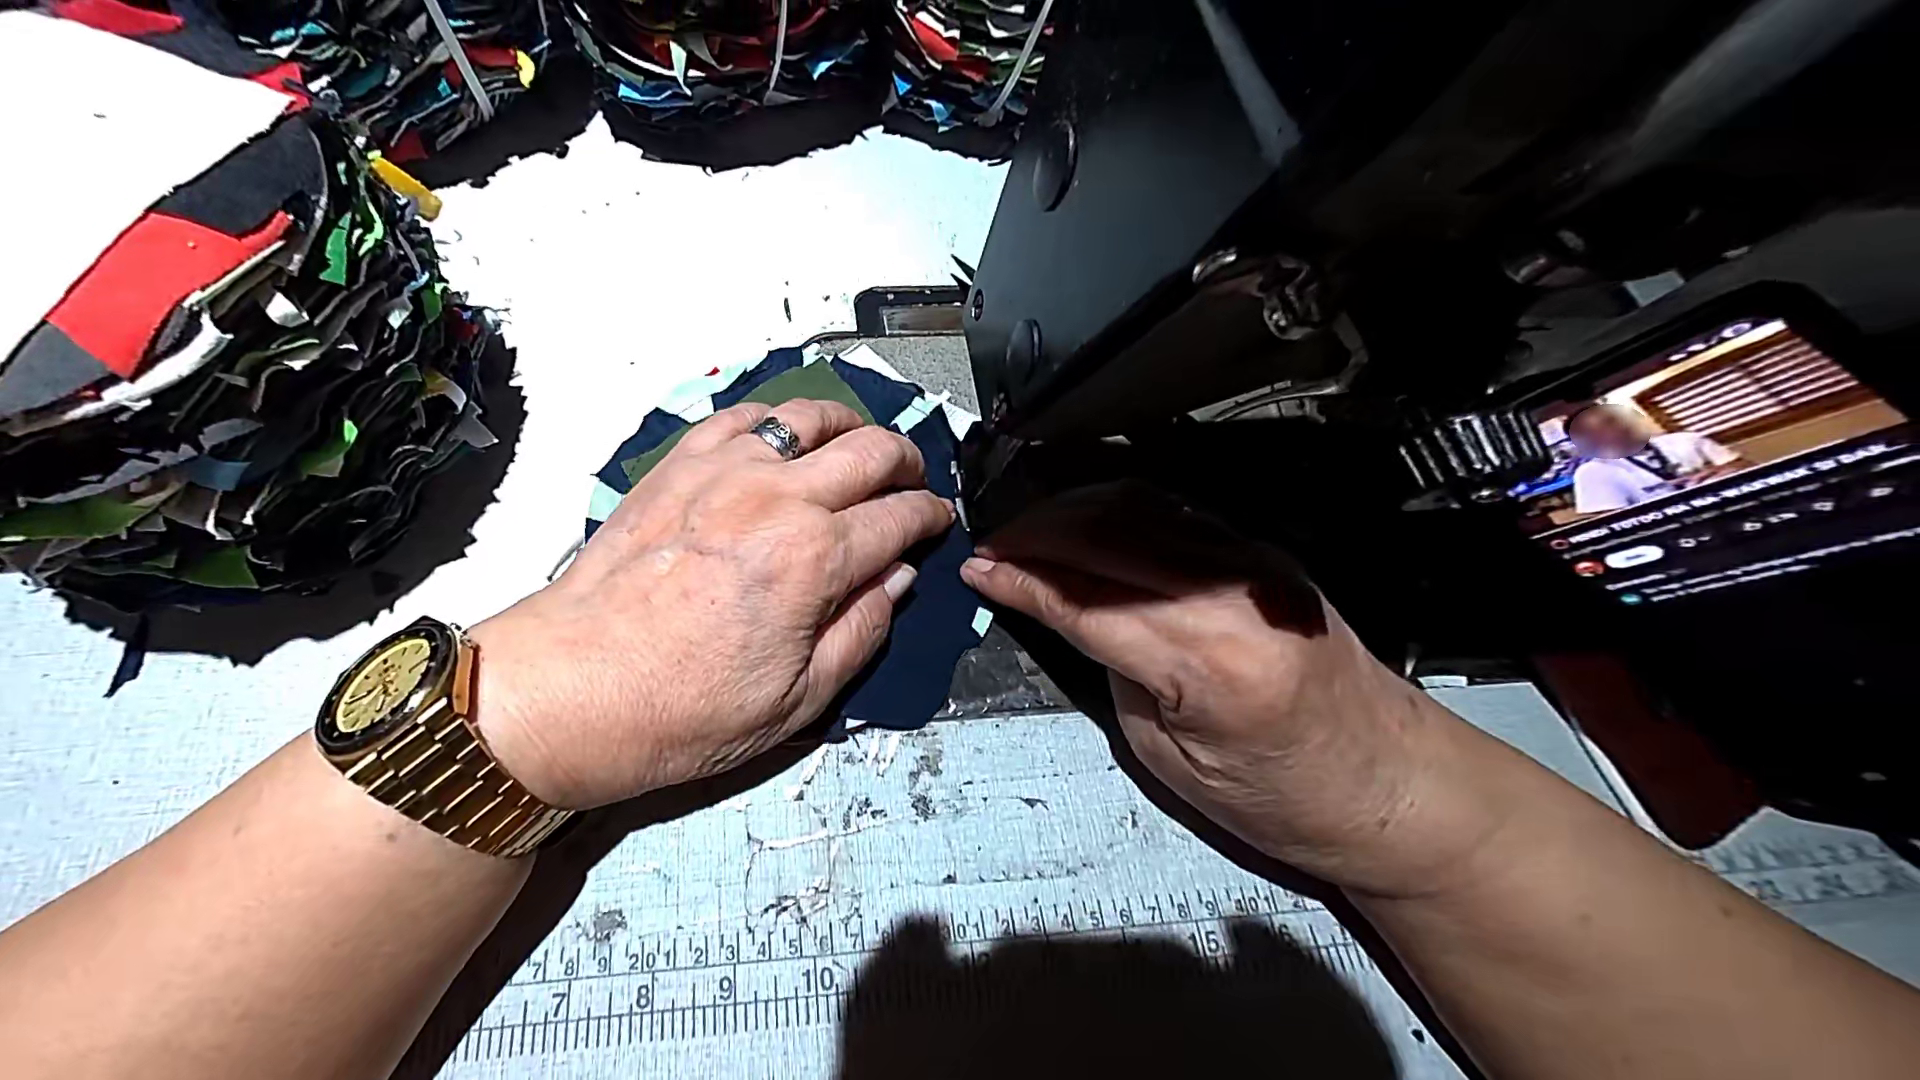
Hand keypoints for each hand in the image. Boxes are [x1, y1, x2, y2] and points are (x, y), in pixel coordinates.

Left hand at [468, 399, 953, 808]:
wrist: (567, 691)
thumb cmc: (685, 710)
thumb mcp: (801, 698)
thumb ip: (863, 629)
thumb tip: (898, 577)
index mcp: (816, 559)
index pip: (900, 518)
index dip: (930, 515)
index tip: (938, 520)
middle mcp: (779, 498)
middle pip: (871, 452)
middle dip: (907, 461)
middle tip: (914, 480)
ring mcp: (725, 471)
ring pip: (812, 417)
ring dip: (852, 426)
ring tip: (862, 445)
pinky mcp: (679, 465)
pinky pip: (744, 416)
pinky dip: (780, 419)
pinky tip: (786, 439)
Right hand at [959, 484, 1508, 897]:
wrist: (1392, 785)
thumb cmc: (1281, 797)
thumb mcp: (1167, 754)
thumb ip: (1114, 668)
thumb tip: (1069, 610)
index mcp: (1203, 660)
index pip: (1082, 598)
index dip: (1020, 580)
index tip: (978, 569)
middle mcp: (1229, 594)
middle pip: (1105, 534)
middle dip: (1035, 532)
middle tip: (992, 545)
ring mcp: (1252, 564)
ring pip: (1137, 508)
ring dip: (1071, 510)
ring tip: (1028, 529)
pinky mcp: (1262, 555)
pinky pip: (1171, 513)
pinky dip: (1116, 510)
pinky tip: (1087, 522)